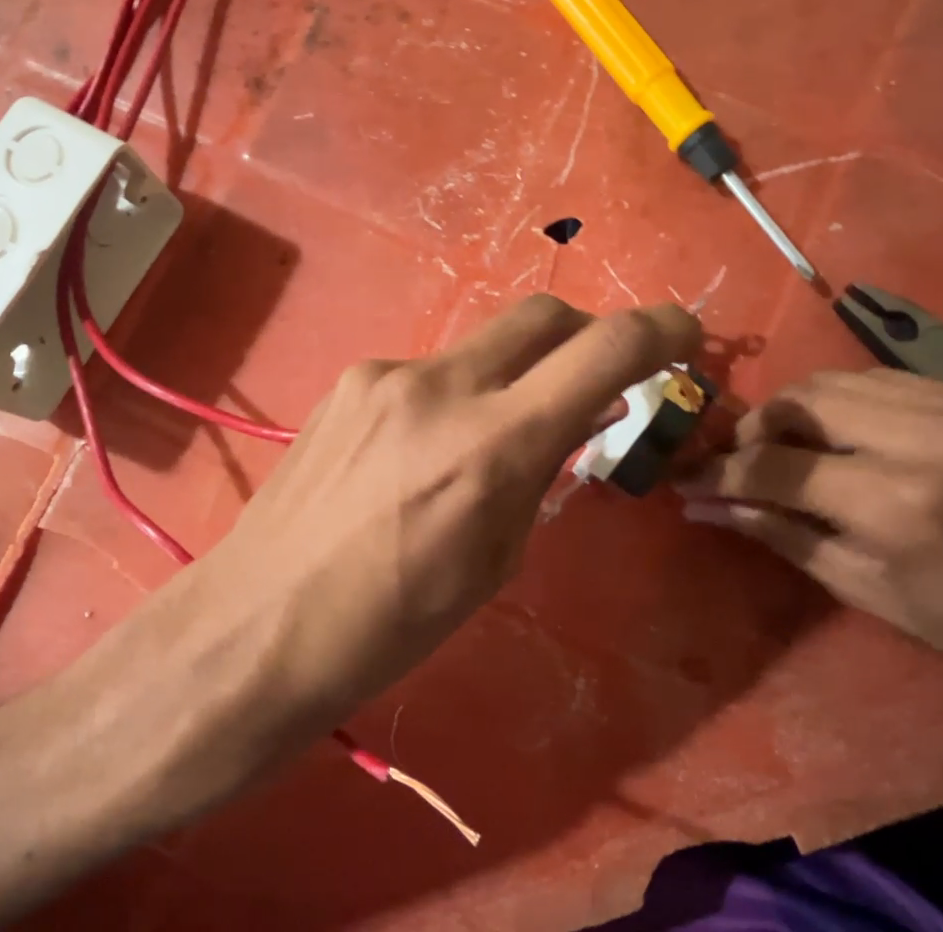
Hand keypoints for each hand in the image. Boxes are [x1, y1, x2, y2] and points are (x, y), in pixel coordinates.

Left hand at [150, 295, 699, 780]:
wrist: (259, 625)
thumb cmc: (390, 626)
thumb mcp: (494, 561)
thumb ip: (541, 474)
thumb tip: (575, 420)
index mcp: (492, 444)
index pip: (604, 349)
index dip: (660, 331)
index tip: (683, 336)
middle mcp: (440, 386)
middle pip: (543, 315)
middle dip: (586, 336)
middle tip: (598, 380)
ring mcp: (384, 375)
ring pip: (480, 347)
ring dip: (512, 376)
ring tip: (495, 439)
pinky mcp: (346, 382)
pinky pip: (426, 373)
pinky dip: (455, 396)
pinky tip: (427, 451)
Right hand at [678, 370, 942, 741]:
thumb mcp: (876, 595)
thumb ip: (786, 536)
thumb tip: (707, 506)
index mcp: (898, 505)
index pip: (775, 464)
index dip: (719, 469)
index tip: (684, 476)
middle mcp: (928, 436)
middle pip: (804, 398)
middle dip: (756, 426)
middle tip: (738, 461)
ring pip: (844, 378)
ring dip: (800, 409)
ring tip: (786, 449)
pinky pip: (892, 382)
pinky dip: (851, 404)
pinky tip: (848, 439)